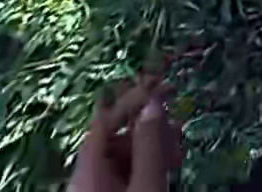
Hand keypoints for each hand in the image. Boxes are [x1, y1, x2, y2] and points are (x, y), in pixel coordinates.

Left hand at [68, 74, 182, 191]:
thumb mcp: (146, 181)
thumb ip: (149, 141)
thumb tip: (153, 102)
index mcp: (87, 169)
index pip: (104, 118)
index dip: (131, 96)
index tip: (159, 81)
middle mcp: (84, 176)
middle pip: (115, 134)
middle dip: (148, 122)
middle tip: (175, 114)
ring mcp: (93, 189)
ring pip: (123, 152)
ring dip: (152, 141)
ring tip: (177, 143)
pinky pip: (124, 170)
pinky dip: (147, 160)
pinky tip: (168, 161)